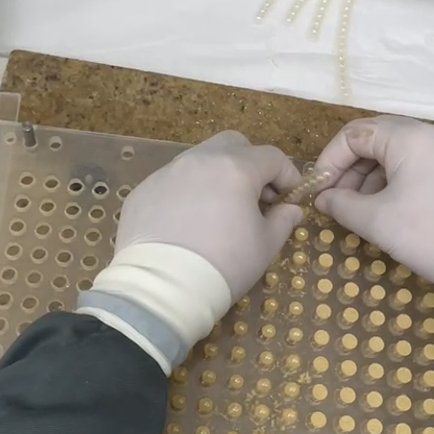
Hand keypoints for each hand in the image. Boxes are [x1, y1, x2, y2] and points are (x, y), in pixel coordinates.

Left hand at [119, 131, 304, 299]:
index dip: (287, 176)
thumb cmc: (224, 265)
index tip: (290, 199)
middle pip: (233, 145)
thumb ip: (282, 220)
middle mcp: (199, 160)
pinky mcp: (142, 191)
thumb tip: (290, 209)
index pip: (272, 157)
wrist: (163, 288)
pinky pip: (171, 182)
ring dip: (216, 176)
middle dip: (250, 164)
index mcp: (235, 168)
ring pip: (199, 160)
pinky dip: (186, 194)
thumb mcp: (265, 246)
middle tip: (255, 197)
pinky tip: (186, 224)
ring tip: (219, 211)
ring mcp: (166, 173)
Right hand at [313, 116, 433, 283]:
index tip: (318, 191)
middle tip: (337, 202)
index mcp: (409, 137)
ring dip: (371, 179)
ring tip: (361, 212)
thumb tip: (323, 198)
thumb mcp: (378, 221)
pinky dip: (396, 185)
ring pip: (398, 155)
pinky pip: (419, 168)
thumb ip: (342, 205)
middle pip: (376, 140)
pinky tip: (391, 212)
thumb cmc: (433, 232)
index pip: (354, 134)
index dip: (329, 161)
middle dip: (349, 170)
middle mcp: (432, 135)